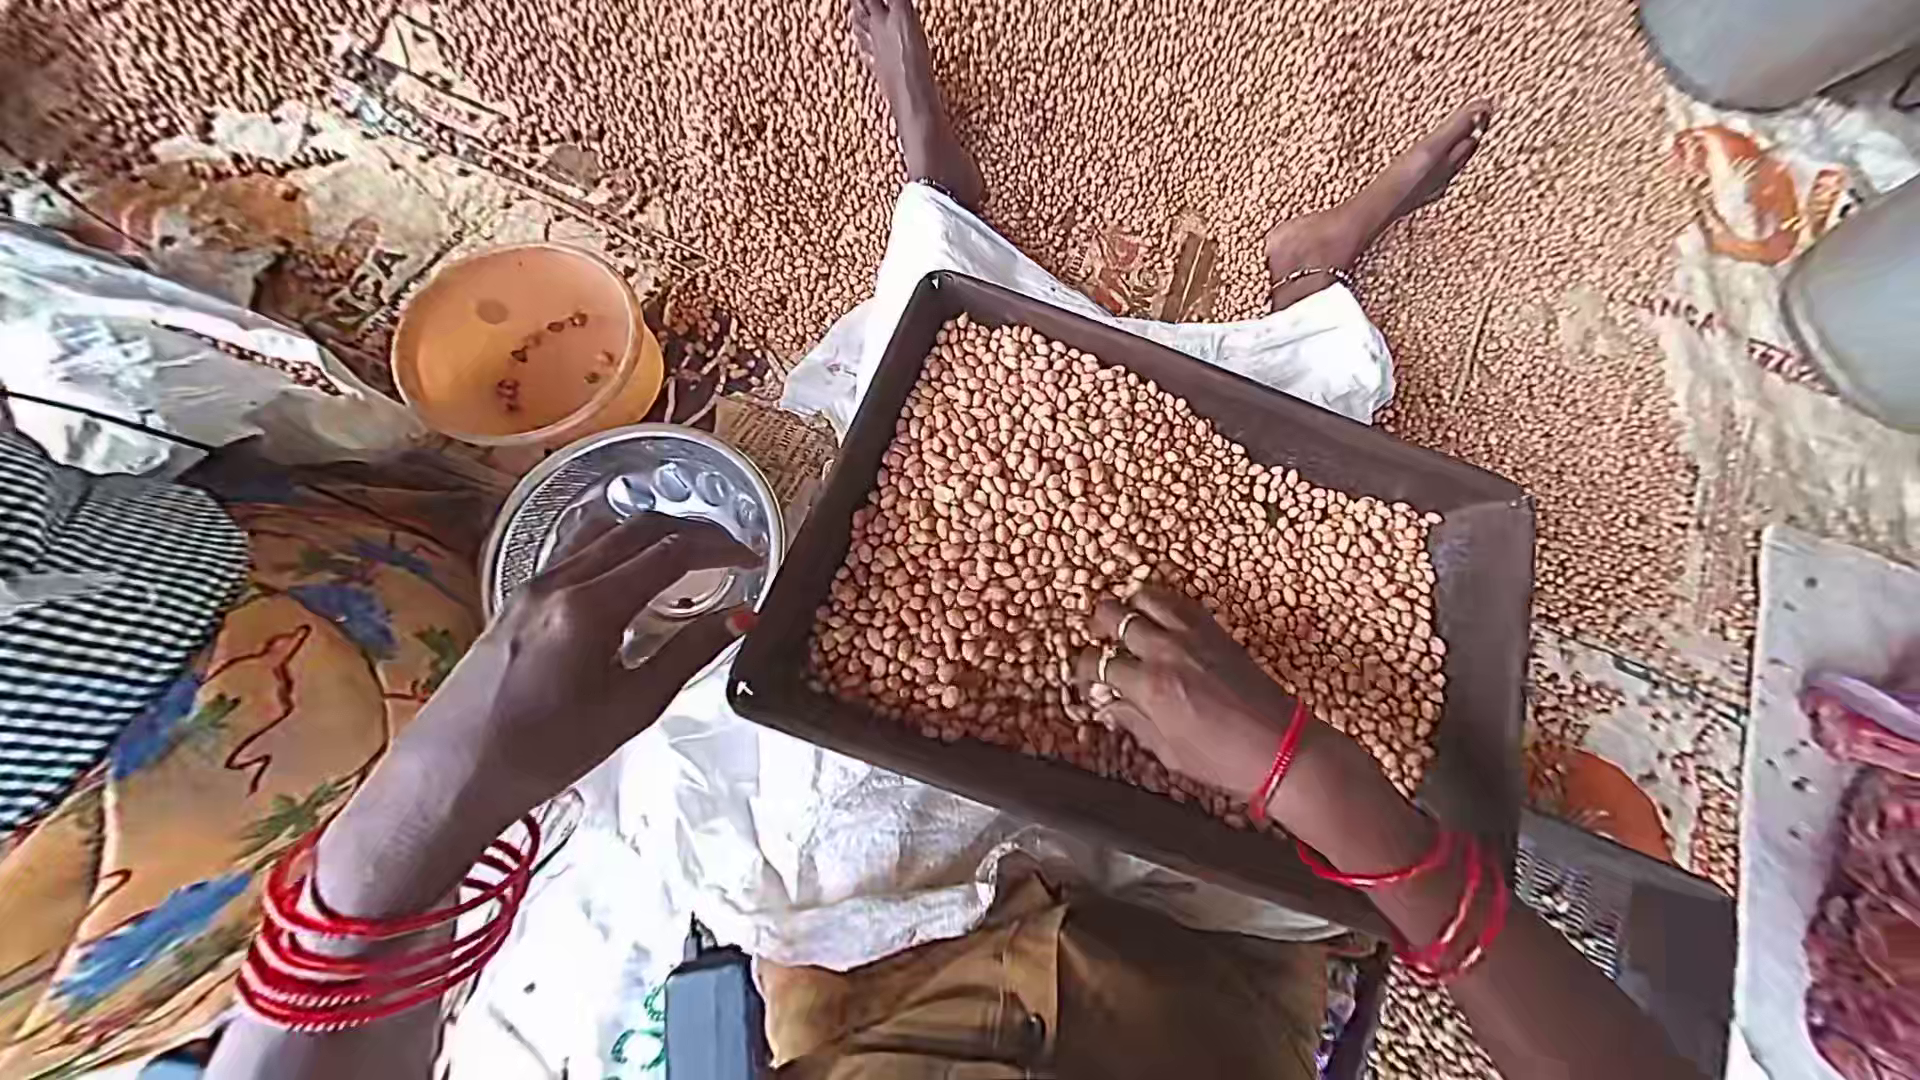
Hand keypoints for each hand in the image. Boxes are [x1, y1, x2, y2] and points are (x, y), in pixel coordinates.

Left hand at [316, 511, 756, 916]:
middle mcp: (560, 580)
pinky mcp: (520, 595)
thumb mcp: (635, 705)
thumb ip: (691, 650)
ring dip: (660, 530)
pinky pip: (583, 547)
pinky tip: (640, 569)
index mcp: (591, 606)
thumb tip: (744, 615)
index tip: (754, 558)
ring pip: (609, 530)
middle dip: (697, 530)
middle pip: (642, 526)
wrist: (450, 778)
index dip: (722, 546)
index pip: (672, 551)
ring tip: (695, 553)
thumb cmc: (548, 751)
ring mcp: (535, 583)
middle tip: (733, 550)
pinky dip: (625, 544)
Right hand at [1071, 585, 1307, 798]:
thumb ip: (1133, 721)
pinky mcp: (1215, 630)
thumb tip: (1108, 705)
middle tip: (1100, 641)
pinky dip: (1162, 605)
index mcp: (1150, 686)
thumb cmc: (1224, 759)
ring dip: (1130, 607)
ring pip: (1145, 596)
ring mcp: (1192, 635)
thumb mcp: (1168, 751)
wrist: (1284, 749)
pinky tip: (1160, 620)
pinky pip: (1179, 602)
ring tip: (1128, 622)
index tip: (1083, 676)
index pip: (1097, 662)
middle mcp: (1166, 652)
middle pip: (1113, 615)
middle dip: (1098, 627)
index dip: (1082, 667)